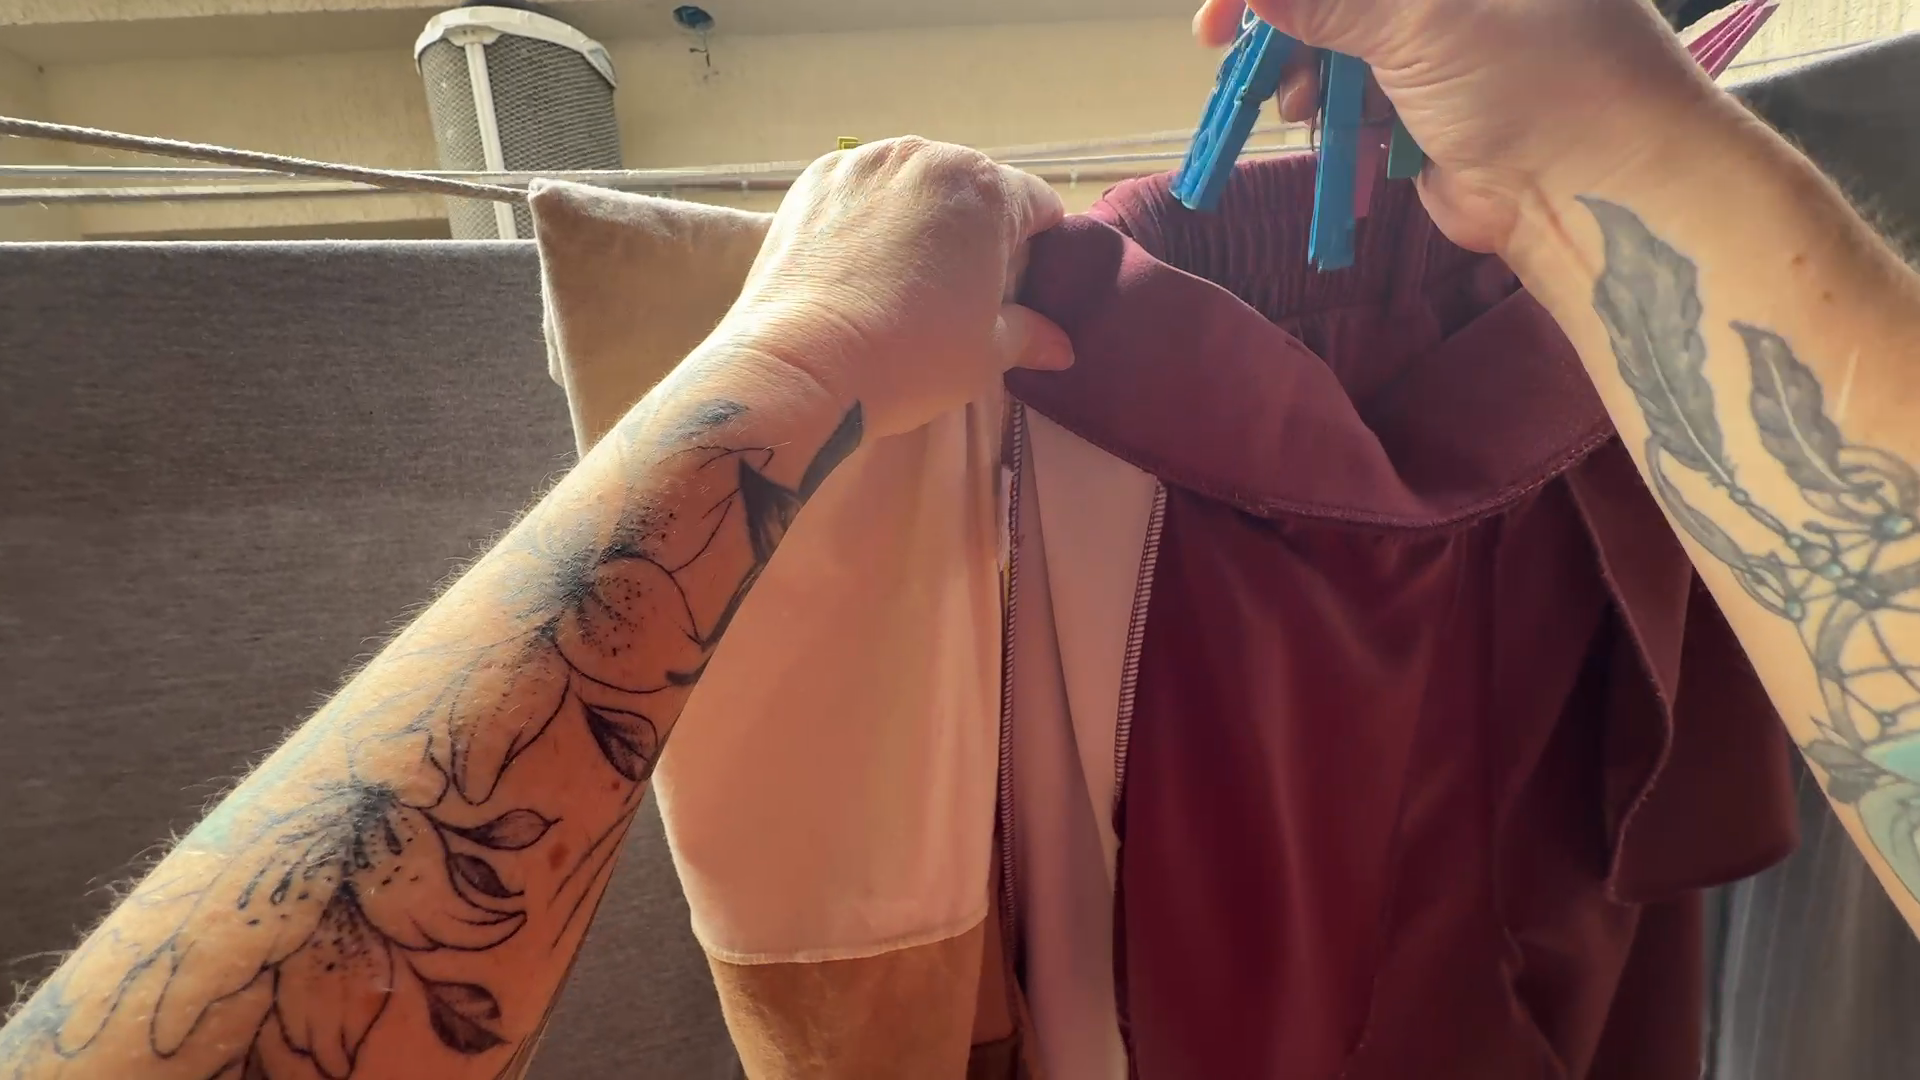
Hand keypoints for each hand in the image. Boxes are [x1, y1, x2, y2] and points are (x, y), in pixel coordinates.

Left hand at [716, 136, 1073, 438]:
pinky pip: (862, 194)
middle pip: (973, 191)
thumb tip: (1063, 348)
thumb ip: (1031, 336)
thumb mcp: (985, 355)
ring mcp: (863, 161)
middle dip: (978, 235)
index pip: (1038, 205)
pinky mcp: (814, 179)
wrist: (801, 367)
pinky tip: (856, 269)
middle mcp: (927, 156)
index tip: (1024, 287)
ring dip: (922, 223)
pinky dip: (870, 221)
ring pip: (915, 188)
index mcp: (985, 190)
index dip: (1040, 248)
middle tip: (959, 294)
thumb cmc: (911, 360)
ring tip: (900, 282)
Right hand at [1196, 0, 1730, 252]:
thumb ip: (1334, 3)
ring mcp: (1432, 40)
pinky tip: (1316, 121)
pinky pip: (1349, 89)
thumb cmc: (1526, 81)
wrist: (1574, 187)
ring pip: (1336, 41)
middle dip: (1283, 20)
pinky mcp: (1414, 98)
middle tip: (1223, 43)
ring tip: (1295, 103)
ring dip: (1300, 70)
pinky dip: (1324, 104)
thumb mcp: (1423, 26)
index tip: (1226, 9)